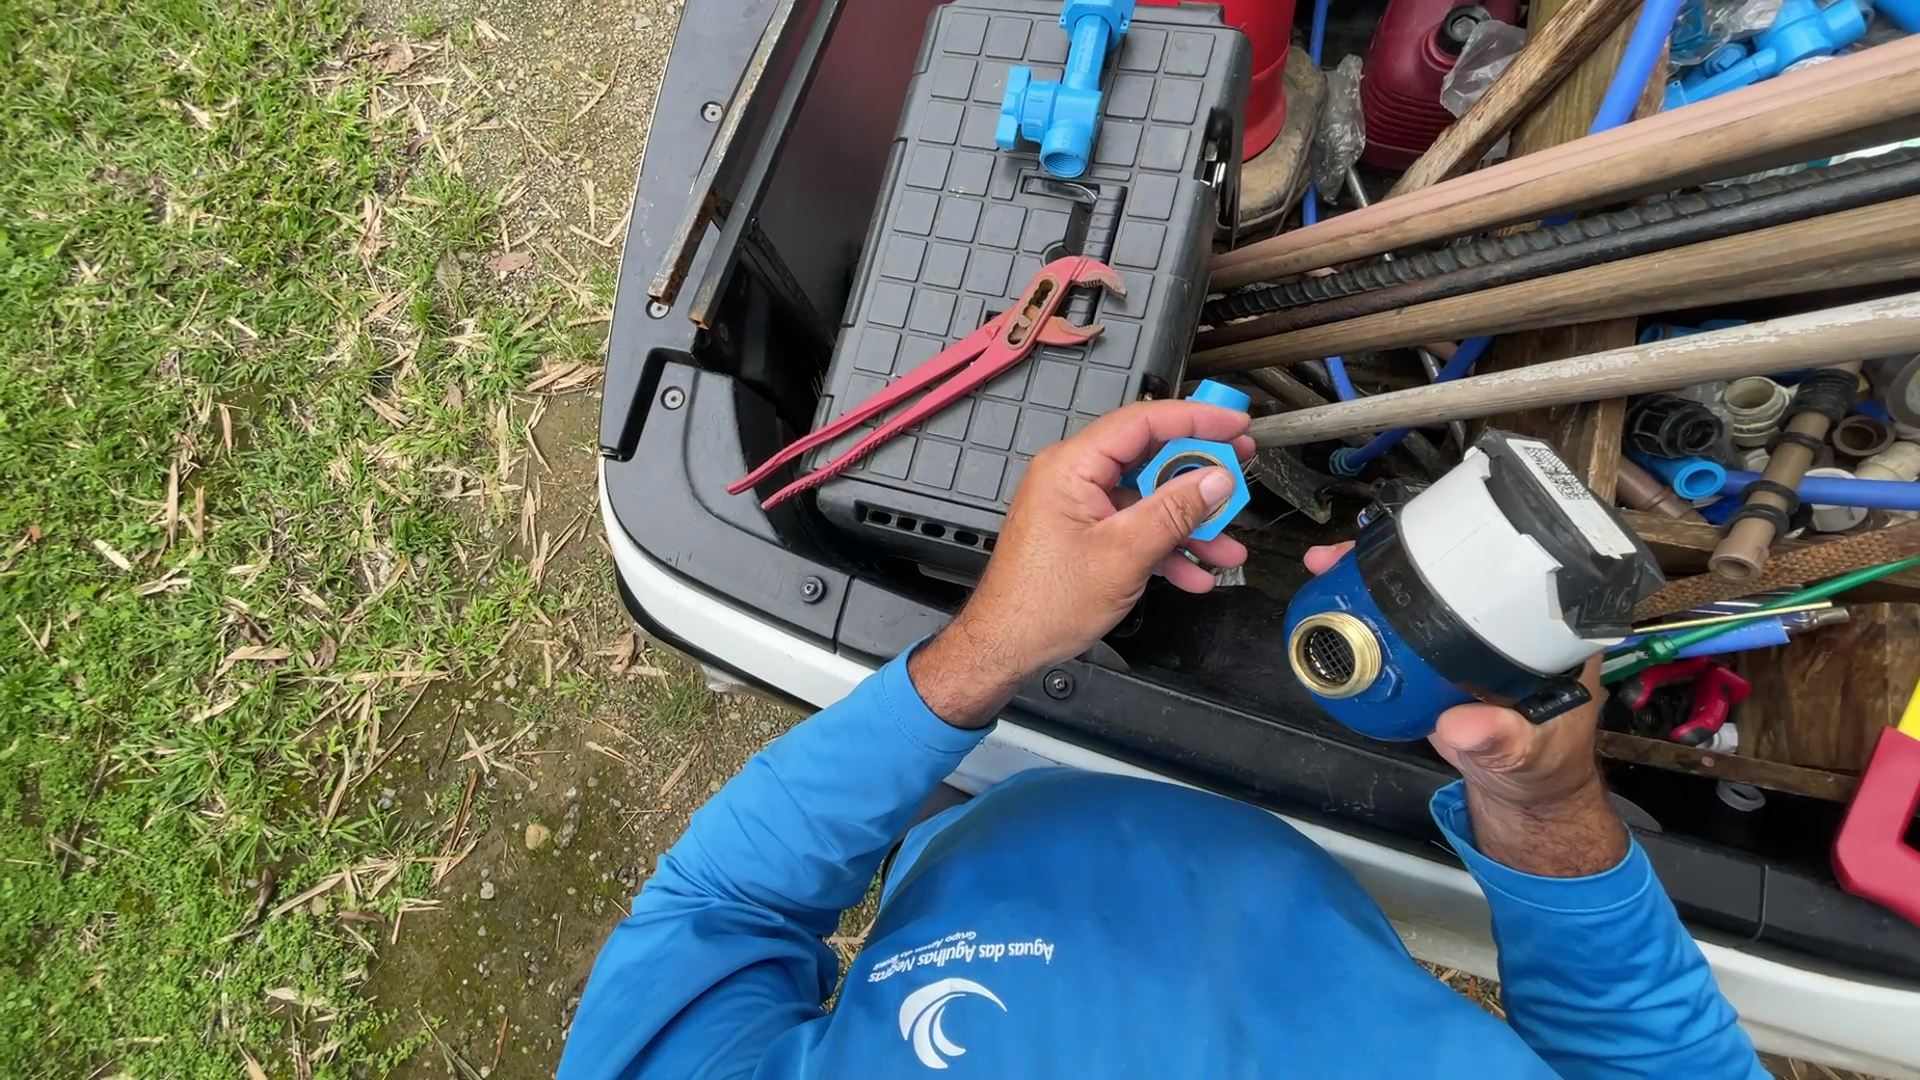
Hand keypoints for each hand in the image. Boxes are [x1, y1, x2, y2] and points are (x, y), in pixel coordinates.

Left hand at [911, 401, 1252, 726]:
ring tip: (1226, 547)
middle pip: (1148, 459)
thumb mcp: (1123, 554)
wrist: (1006, 646)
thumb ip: (1174, 512)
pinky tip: (1194, 573)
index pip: (1142, 422)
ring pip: (1145, 500)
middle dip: (1198, 478)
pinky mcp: (1083, 534)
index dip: (1195, 419)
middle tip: (1240, 478)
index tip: (1236, 426)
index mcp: (1072, 467)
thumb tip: (1216, 480)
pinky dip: (1164, 546)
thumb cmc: (1044, 603)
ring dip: (1188, 524)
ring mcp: (1078, 507)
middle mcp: (1072, 478)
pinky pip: (1131, 527)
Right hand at [1305, 542, 1625, 875]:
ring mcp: (1463, 638)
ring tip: (1326, 566)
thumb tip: (1462, 726)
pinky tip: (1337, 601)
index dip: (1452, 551)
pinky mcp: (1435, 655)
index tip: (1408, 549)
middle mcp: (1501, 623)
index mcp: (1543, 631)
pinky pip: (1398, 625)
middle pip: (1441, 573)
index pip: (1499, 573)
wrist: (1520, 790)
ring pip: (1413, 595)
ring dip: (1367, 579)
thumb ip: (1498, 741)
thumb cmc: (1538, 767)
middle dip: (1387, 558)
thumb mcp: (1524, 754)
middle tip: (1341, 557)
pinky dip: (1366, 612)